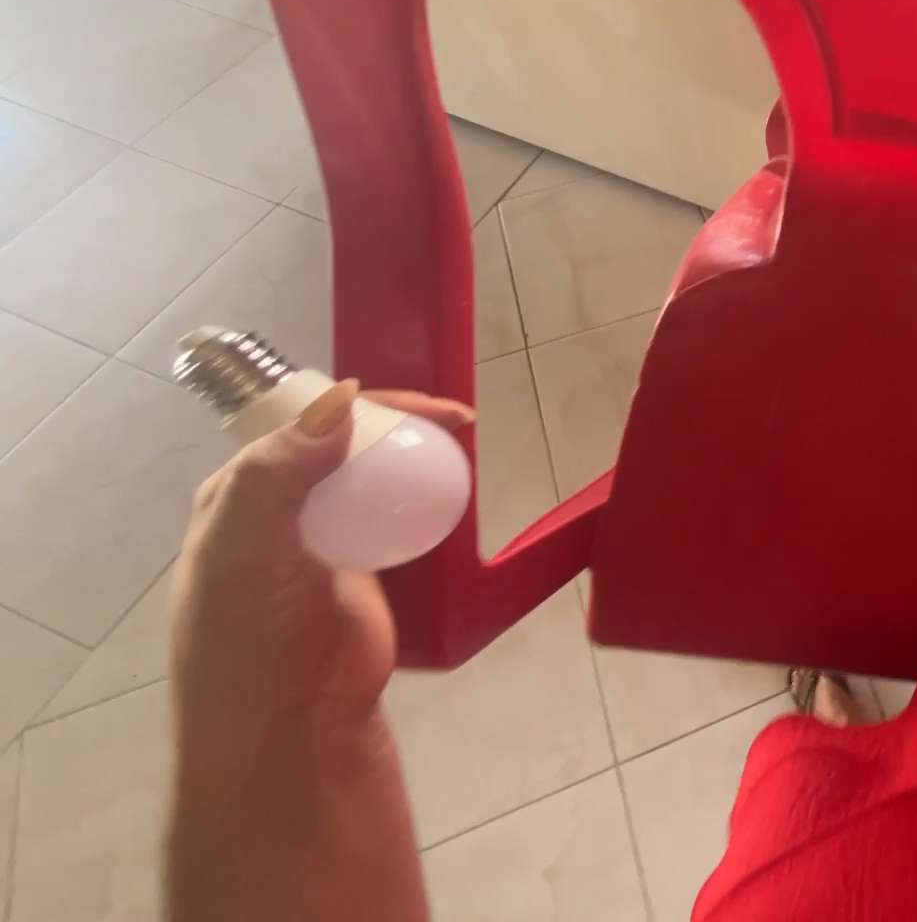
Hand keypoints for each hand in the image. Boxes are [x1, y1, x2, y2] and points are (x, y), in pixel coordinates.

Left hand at [171, 382, 473, 730]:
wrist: (298, 726)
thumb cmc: (256, 641)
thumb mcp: (245, 556)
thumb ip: (275, 479)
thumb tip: (340, 404)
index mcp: (240, 496)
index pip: (301, 424)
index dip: (359, 401)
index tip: (422, 406)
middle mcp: (284, 509)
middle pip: (348, 445)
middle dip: (402, 420)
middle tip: (457, 422)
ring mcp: (331, 539)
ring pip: (378, 477)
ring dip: (419, 455)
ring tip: (463, 448)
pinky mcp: (372, 566)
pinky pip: (402, 515)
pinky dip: (429, 496)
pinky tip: (455, 494)